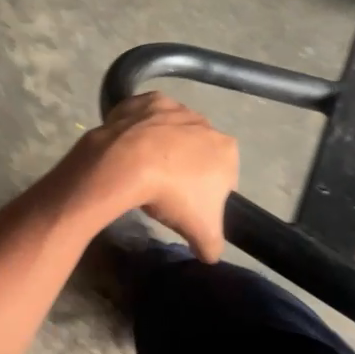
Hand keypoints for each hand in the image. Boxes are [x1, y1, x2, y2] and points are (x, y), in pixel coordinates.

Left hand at [63, 93, 237, 261]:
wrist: (127, 163)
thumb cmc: (173, 195)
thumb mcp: (202, 234)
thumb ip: (214, 247)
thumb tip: (209, 253)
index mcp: (227, 149)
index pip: (225, 178)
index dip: (209, 196)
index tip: (190, 209)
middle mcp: (205, 122)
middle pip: (199, 151)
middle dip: (187, 169)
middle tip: (167, 193)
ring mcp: (174, 107)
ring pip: (173, 132)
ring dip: (164, 148)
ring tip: (145, 172)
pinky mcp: (145, 100)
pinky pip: (147, 118)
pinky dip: (141, 130)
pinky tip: (131, 149)